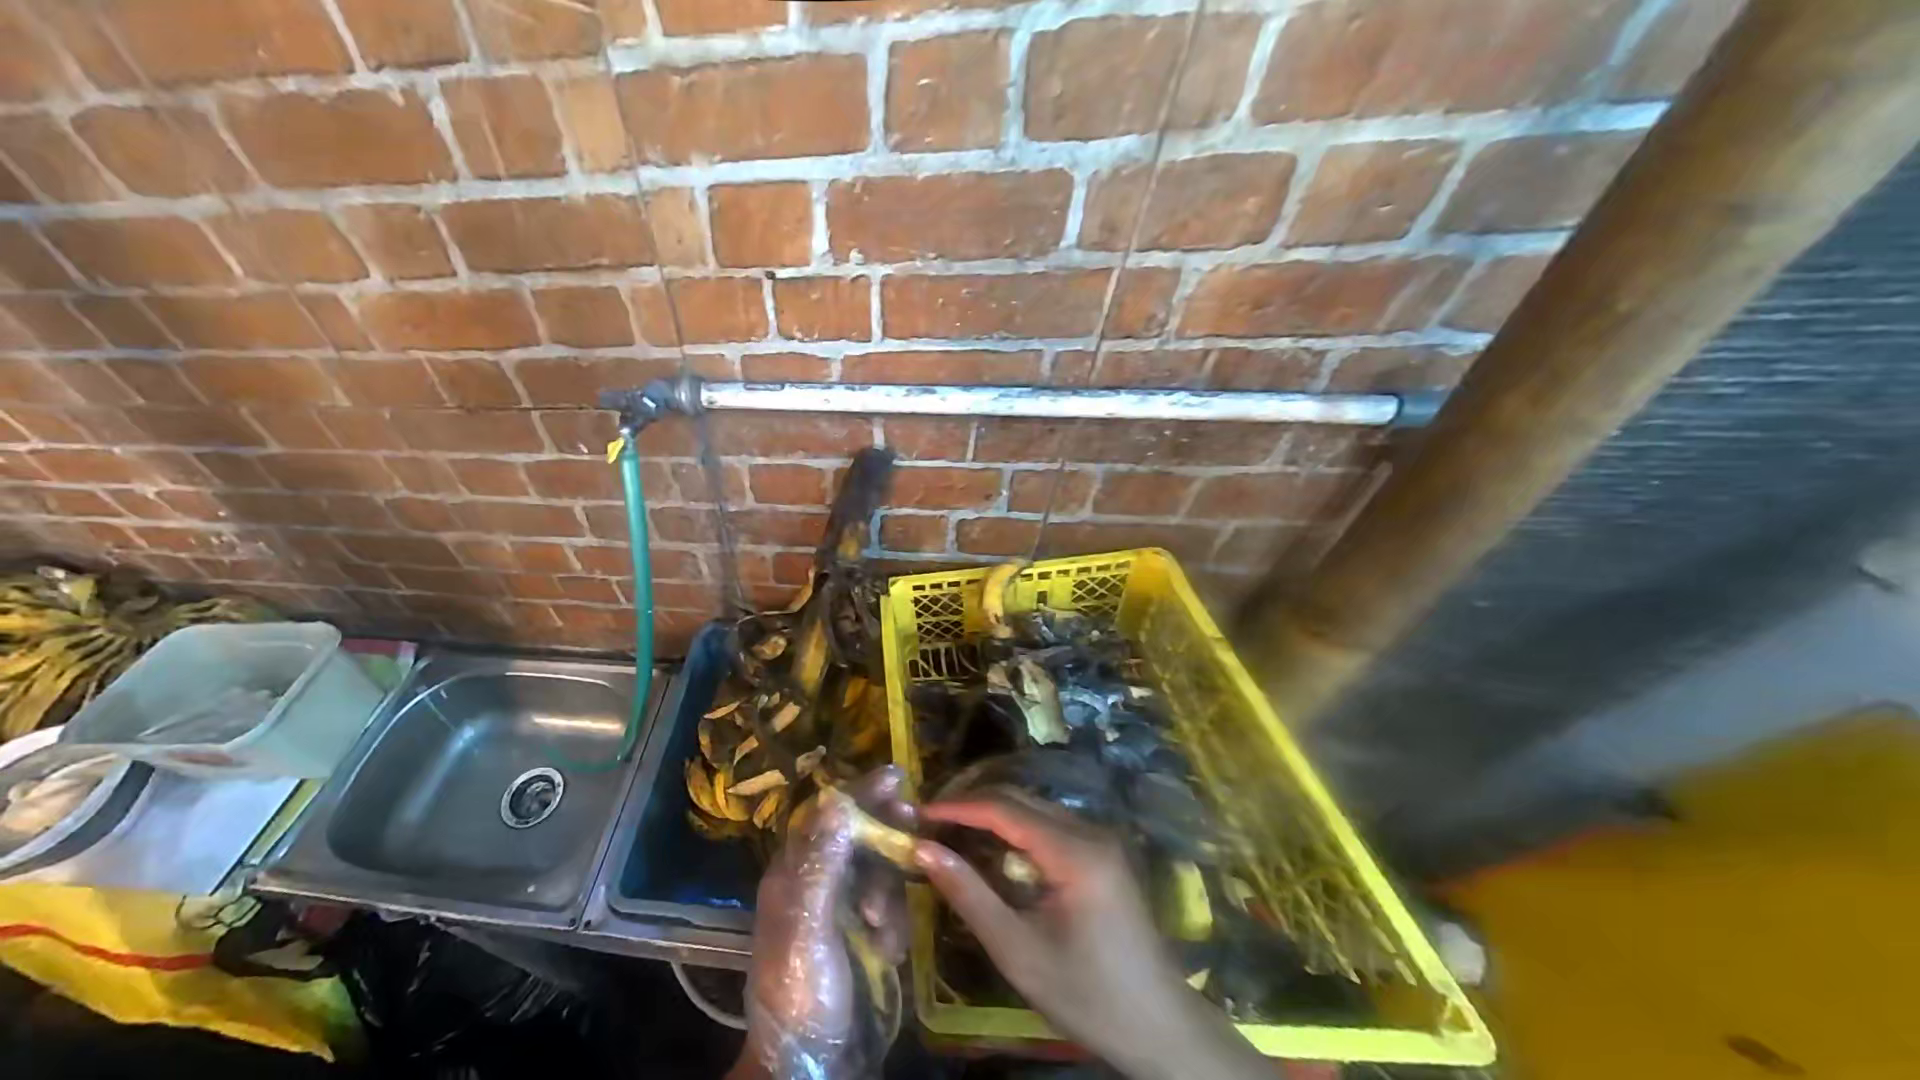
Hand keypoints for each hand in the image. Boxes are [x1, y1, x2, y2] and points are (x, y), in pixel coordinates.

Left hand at [730, 767, 913, 1079]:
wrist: (814, 1066)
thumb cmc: (801, 993)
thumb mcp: (808, 928)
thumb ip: (822, 866)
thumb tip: (838, 800)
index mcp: (793, 876)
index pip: (827, 817)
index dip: (859, 793)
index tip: (896, 776)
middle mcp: (818, 885)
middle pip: (860, 839)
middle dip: (885, 836)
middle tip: (913, 824)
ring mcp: (844, 912)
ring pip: (881, 873)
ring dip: (890, 895)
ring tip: (882, 928)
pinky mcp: (866, 935)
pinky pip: (893, 910)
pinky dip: (895, 926)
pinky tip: (888, 952)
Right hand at [915, 793, 1274, 1079]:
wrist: (1159, 1026)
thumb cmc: (1087, 994)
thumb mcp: (1018, 950)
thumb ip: (969, 895)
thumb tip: (923, 850)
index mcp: (1075, 851)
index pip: (1006, 808)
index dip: (959, 807)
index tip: (919, 815)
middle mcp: (1091, 831)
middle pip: (1022, 800)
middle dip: (973, 805)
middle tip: (930, 823)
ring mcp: (1101, 840)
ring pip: (1036, 810)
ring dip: (994, 816)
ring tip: (951, 833)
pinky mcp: (1103, 854)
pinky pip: (1050, 826)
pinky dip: (1016, 830)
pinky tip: (992, 849)